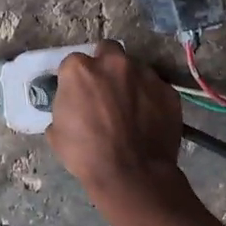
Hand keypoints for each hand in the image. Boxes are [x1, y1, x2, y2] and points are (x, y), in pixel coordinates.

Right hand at [45, 41, 185, 209]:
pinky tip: (148, 117)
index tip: (78, 92)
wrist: (131, 174)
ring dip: (130, 80)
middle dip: (105, 64)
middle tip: (104, 88)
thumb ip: (64, 107)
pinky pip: (156, 88)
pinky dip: (151, 98)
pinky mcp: (169, 92)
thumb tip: (72, 108)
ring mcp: (145, 75)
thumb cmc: (85, 153)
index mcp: (79, 69)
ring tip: (130, 105)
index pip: (74, 62)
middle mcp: (113, 63)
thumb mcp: (56, 129)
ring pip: (135, 68)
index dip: (75, 77)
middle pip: (108, 51)